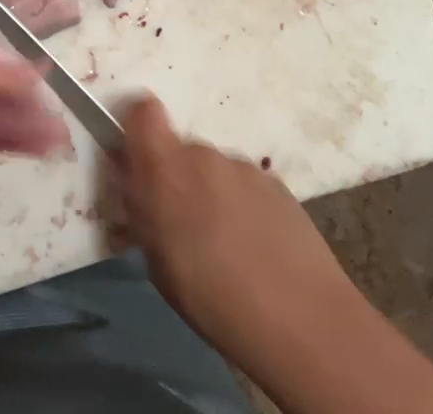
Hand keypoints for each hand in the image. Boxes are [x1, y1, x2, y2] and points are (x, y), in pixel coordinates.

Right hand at [118, 97, 432, 413]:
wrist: (301, 318)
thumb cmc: (211, 298)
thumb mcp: (156, 261)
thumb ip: (141, 209)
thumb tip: (131, 180)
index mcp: (165, 171)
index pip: (142, 112)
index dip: (136, 126)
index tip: (135, 159)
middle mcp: (204, 157)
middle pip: (179, 148)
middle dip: (173, 176)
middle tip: (179, 224)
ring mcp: (245, 169)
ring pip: (213, 169)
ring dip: (209, 193)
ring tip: (222, 243)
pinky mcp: (278, 185)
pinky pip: (243, 185)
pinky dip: (240, 205)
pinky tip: (252, 247)